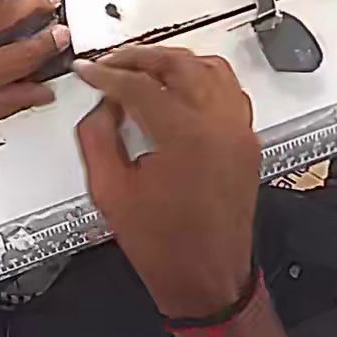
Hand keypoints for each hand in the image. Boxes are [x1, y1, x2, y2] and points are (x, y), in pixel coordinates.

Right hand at [74, 46, 259, 318]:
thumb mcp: (110, 190)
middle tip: (112, 63)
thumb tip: (99, 107)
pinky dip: (202, 79)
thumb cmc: (167, 247)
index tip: (89, 71)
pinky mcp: (247, 142)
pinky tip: (181, 87)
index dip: (106, 74)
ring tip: (143, 68)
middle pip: (179, 65)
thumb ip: (97, 137)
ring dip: (173, 62)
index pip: (139, 85)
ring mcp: (239, 133)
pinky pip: (229, 90)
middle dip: (139, 57)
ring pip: (210, 68)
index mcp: (186, 137)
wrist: (206, 279)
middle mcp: (220, 127)